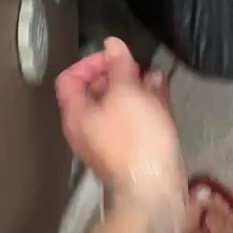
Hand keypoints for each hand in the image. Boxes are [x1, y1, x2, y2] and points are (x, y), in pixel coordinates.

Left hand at [54, 37, 184, 203]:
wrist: (154, 189)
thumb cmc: (135, 138)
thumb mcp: (126, 93)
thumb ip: (119, 65)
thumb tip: (112, 43)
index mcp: (77, 115)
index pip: (70, 78)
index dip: (90, 62)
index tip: (115, 56)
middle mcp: (88, 128)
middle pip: (95, 90)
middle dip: (118, 72)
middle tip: (138, 65)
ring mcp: (110, 140)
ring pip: (118, 104)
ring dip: (136, 86)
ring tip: (154, 76)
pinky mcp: (131, 148)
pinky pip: (134, 119)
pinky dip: (145, 103)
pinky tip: (161, 92)